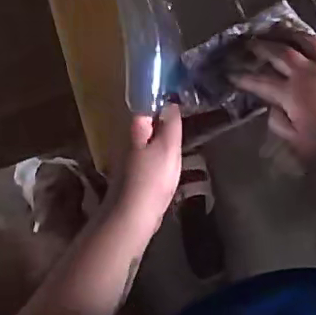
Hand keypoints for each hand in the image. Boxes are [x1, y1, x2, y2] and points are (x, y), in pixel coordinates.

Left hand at [105, 103, 181, 231]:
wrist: (132, 217)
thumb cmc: (151, 178)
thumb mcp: (167, 147)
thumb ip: (170, 124)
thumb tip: (170, 103)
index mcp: (136, 128)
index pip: (147, 104)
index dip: (162, 100)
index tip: (180, 97)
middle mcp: (130, 140)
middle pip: (148, 124)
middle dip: (164, 120)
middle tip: (186, 116)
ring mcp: (130, 158)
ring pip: (149, 141)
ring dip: (163, 139)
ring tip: (182, 137)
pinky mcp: (135, 175)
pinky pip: (150, 158)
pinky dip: (161, 156)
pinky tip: (172, 161)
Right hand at [233, 32, 315, 173]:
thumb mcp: (300, 146)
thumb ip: (281, 125)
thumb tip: (273, 109)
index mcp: (292, 93)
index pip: (261, 82)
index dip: (244, 77)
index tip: (232, 73)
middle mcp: (310, 72)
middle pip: (281, 52)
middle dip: (263, 46)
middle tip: (250, 42)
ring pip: (309, 41)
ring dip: (292, 35)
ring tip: (282, 31)